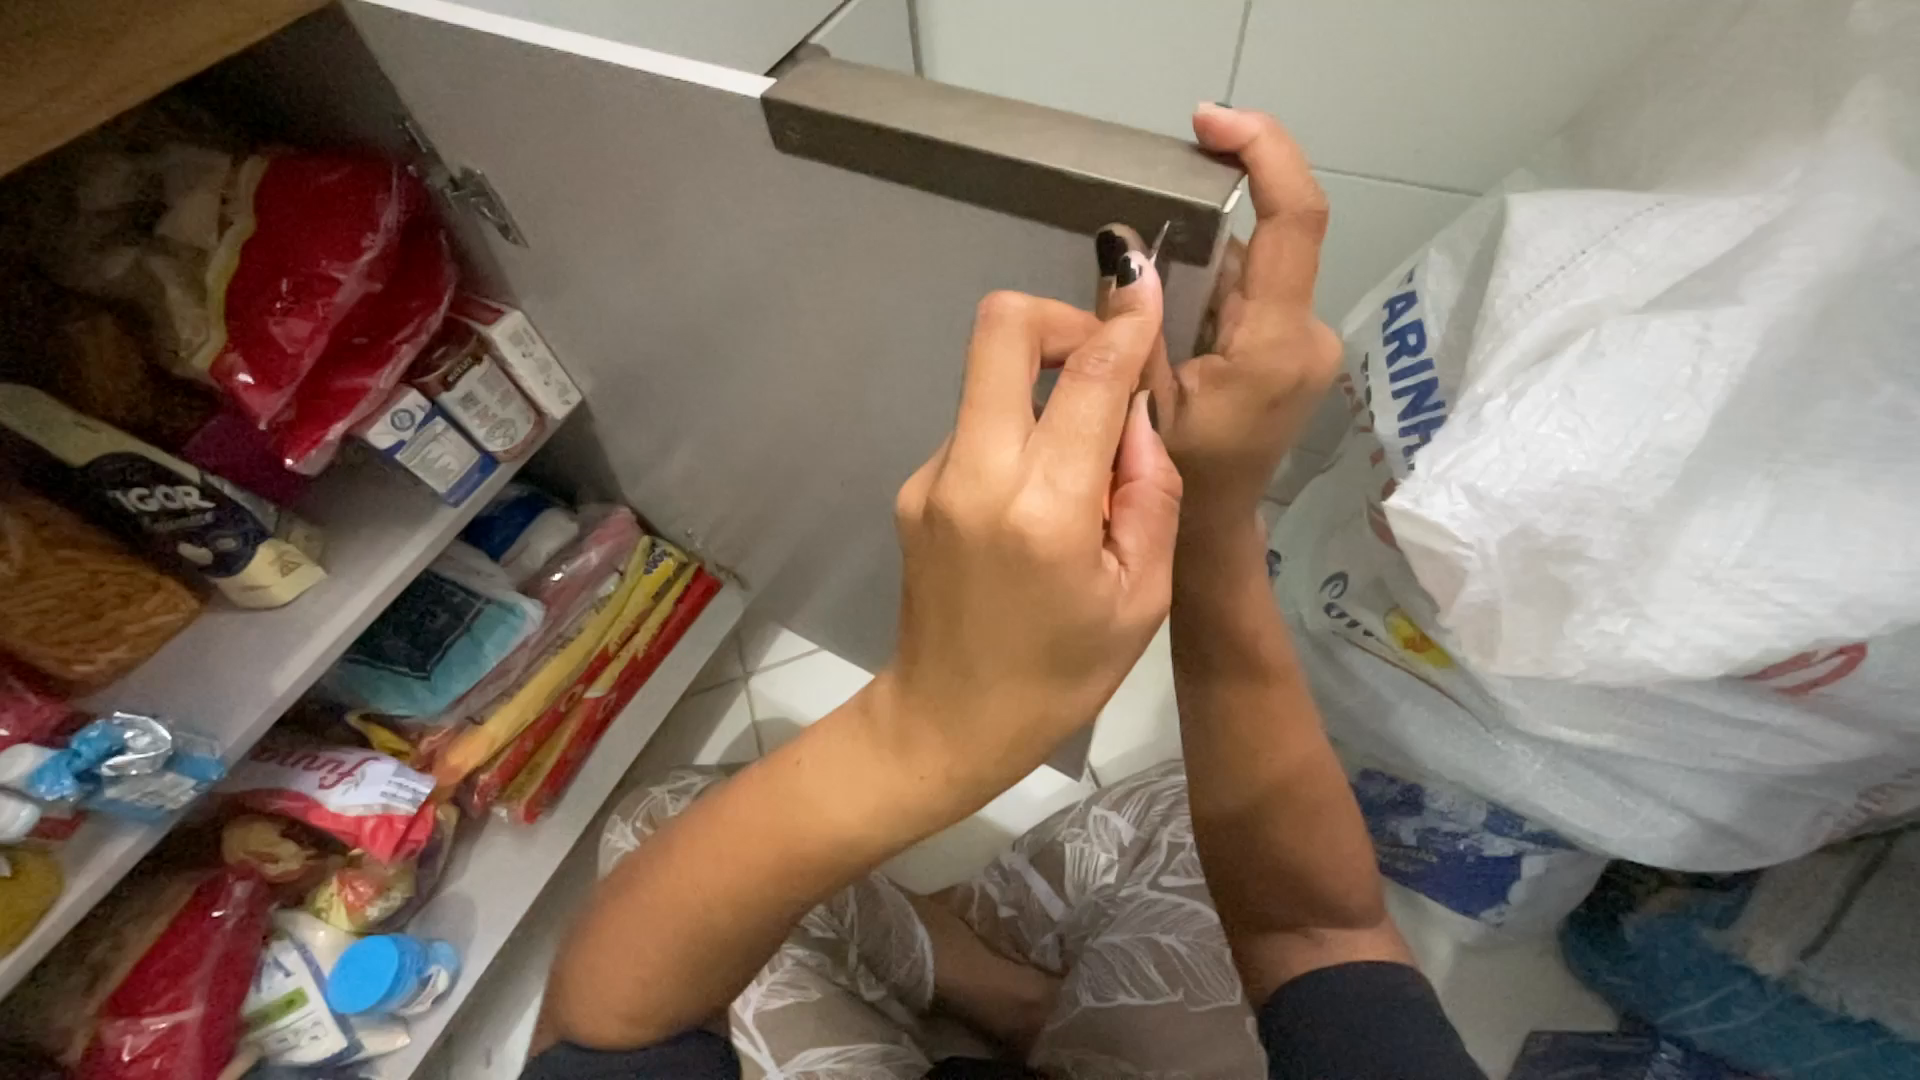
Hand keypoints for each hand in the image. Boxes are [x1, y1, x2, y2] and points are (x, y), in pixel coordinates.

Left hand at [874, 257, 1180, 809]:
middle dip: (1059, 319)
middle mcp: (975, 473)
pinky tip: (1032, 502)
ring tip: (1074, 468)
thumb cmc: (1060, 676)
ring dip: (1040, 392)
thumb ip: (1150, 490)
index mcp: (1044, 508)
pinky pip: (974, 429)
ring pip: (987, 380)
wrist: (947, 720)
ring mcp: (930, 477)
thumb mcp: (1142, 597)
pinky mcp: (912, 488)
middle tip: (1099, 363)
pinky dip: (1014, 436)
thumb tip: (1134, 412)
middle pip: (1001, 329)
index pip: (1091, 376)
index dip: (1125, 324)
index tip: (1145, 293)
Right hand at [1141, 105, 1341, 539]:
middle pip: (1270, 241)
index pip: (1295, 220)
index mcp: (1274, 346)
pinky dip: (1215, 290)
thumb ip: (1133, 324)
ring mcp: (1306, 344)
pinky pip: (1255, 296)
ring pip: (1258, 270)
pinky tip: (1174, 320)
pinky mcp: (1295, 352)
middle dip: (1209, 225)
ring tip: (1150, 296)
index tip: (1210, 124)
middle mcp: (1307, 335)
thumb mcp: (1144, 403)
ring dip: (1206, 263)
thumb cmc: (1179, 479)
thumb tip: (1118, 245)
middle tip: (1144, 233)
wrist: (1214, 530)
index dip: (1263, 153)